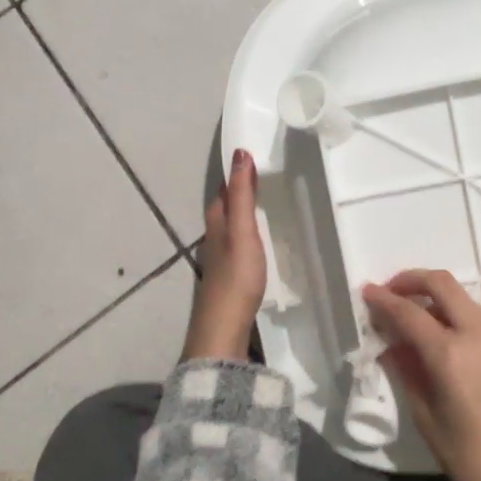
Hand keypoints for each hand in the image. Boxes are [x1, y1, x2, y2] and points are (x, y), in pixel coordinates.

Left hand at [184, 149, 266, 360]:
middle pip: (225, 208)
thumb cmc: (236, 276)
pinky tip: (259, 242)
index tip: (252, 156)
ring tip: (265, 204)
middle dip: (240, 192)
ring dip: (244, 214)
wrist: (224, 328)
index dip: (235, 174)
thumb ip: (243, 195)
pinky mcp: (230, 277)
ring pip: (231, 227)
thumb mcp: (242, 231)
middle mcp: (215, 238)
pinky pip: (238, 246)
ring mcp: (221, 260)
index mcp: (217, 223)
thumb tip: (239, 153)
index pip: (224, 191)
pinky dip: (248, 236)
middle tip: (264, 177)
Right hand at [362, 270, 480, 480]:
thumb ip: (406, 371)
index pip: (409, 312)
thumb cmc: (468, 456)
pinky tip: (448, 339)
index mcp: (450, 355)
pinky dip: (459, 318)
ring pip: (464, 299)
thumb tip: (391, 345)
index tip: (367, 293)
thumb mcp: (425, 416)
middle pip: (442, 284)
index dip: (384, 300)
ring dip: (437, 298)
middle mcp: (478, 335)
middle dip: (412, 280)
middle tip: (392, 292)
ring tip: (417, 317)